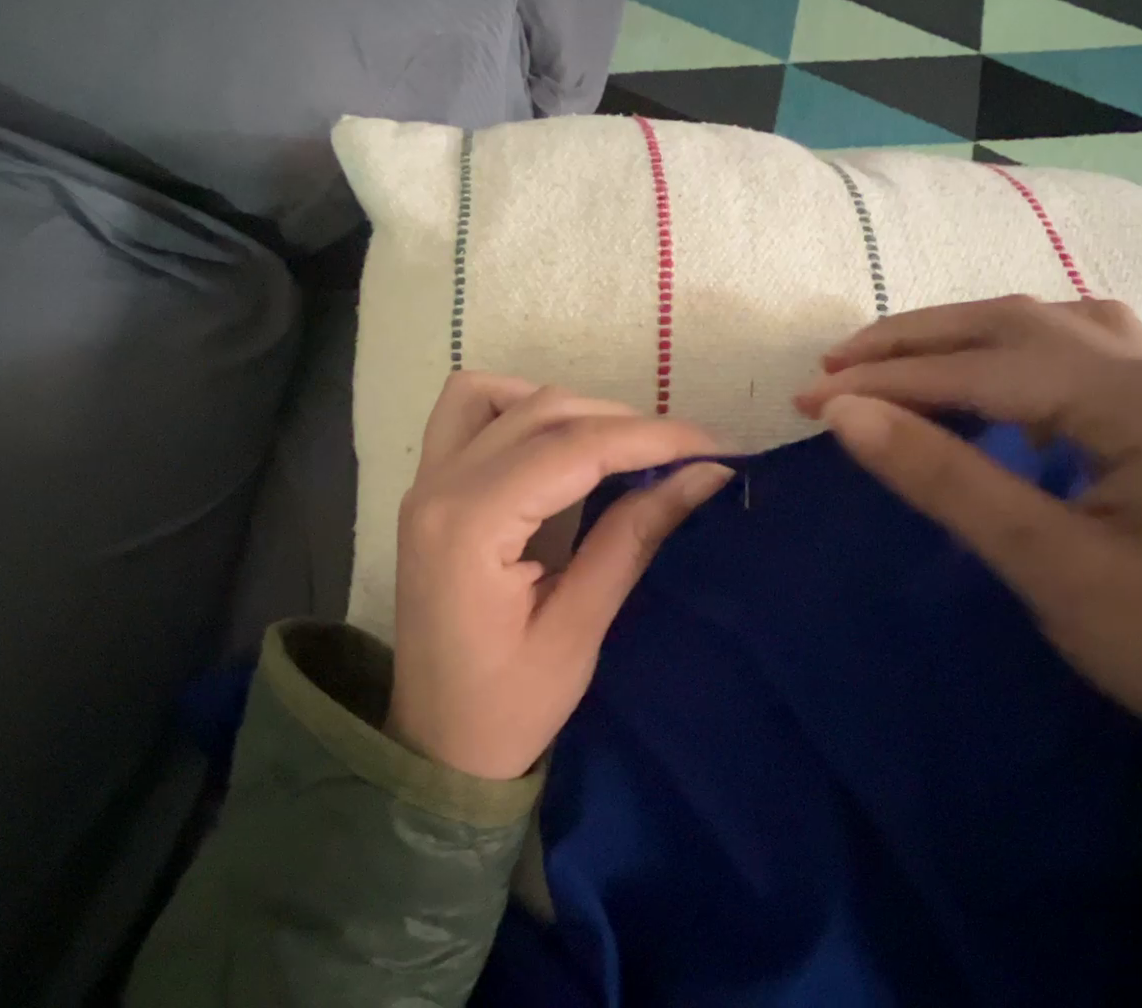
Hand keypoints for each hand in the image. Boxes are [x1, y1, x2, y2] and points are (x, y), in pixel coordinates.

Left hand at [387, 372, 732, 780]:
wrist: (436, 744)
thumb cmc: (507, 708)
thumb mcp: (579, 629)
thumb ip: (634, 539)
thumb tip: (704, 475)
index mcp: (469, 528)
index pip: (573, 448)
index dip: (652, 439)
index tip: (716, 448)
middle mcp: (437, 488)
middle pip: (542, 412)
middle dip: (624, 424)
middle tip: (685, 460)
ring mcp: (425, 484)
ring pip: (501, 398)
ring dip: (571, 408)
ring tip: (625, 449)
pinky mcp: (429, 491)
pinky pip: (468, 413)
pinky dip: (519, 408)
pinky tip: (558, 442)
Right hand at [796, 296, 1141, 835]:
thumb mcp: (1050, 565)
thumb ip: (945, 477)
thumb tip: (844, 416)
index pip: (985, 368)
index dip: (888, 380)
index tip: (807, 400)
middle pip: (1018, 325)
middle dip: (916, 342)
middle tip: (832, 369)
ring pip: (1054, 331)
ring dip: (965, 339)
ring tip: (895, 365)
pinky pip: (1086, 360)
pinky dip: (1017, 359)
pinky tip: (992, 389)